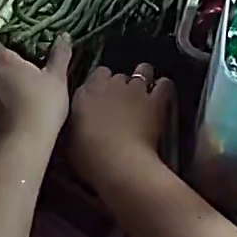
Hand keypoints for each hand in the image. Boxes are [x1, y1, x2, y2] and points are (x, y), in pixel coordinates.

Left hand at [0, 36, 72, 144]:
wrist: (24, 142)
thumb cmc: (42, 104)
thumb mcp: (57, 78)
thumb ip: (59, 54)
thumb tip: (64, 35)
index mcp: (2, 60)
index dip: (9, 45)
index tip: (24, 50)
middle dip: (7, 65)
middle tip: (27, 69)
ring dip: (4, 82)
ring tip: (23, 87)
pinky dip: (3, 98)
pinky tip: (17, 104)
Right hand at [68, 62, 172, 191]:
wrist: (119, 164)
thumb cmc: (90, 158)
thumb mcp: (71, 141)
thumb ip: (77, 124)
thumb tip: (81, 123)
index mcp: (84, 95)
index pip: (93, 78)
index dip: (99, 87)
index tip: (100, 100)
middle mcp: (108, 86)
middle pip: (116, 76)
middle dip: (119, 86)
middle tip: (120, 103)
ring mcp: (134, 91)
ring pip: (142, 71)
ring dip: (142, 80)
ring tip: (142, 94)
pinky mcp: (155, 101)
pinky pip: (164, 84)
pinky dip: (163, 88)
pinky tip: (160, 96)